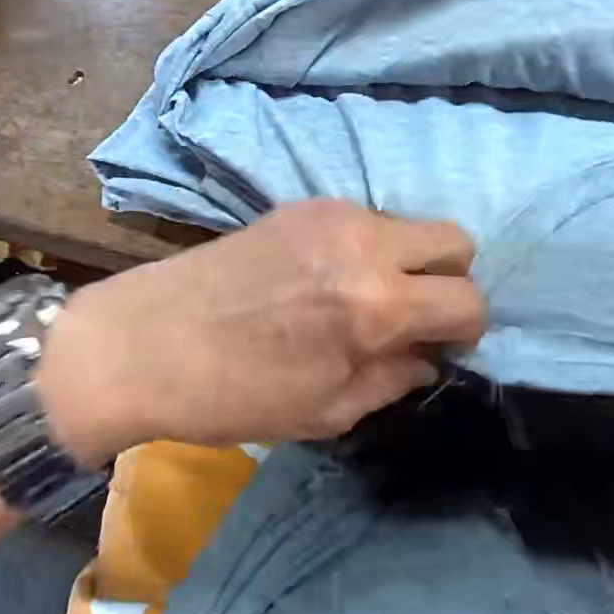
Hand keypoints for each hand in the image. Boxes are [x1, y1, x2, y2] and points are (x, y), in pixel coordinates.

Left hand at [33, 200, 486, 462]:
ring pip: (409, 224)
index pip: (467, 300)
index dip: (468, 328)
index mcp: (377, 303)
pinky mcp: (306, 203)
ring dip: (408, 260)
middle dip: (452, 279)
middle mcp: (367, 243)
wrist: (145, 340)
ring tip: (366, 296)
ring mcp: (336, 214)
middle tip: (418, 313)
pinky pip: (365, 219)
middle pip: (456, 239)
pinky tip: (327, 277)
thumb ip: (394, 378)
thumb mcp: (327, 410)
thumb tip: (428, 353)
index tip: (445, 345)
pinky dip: (368, 247)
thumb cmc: (235, 393)